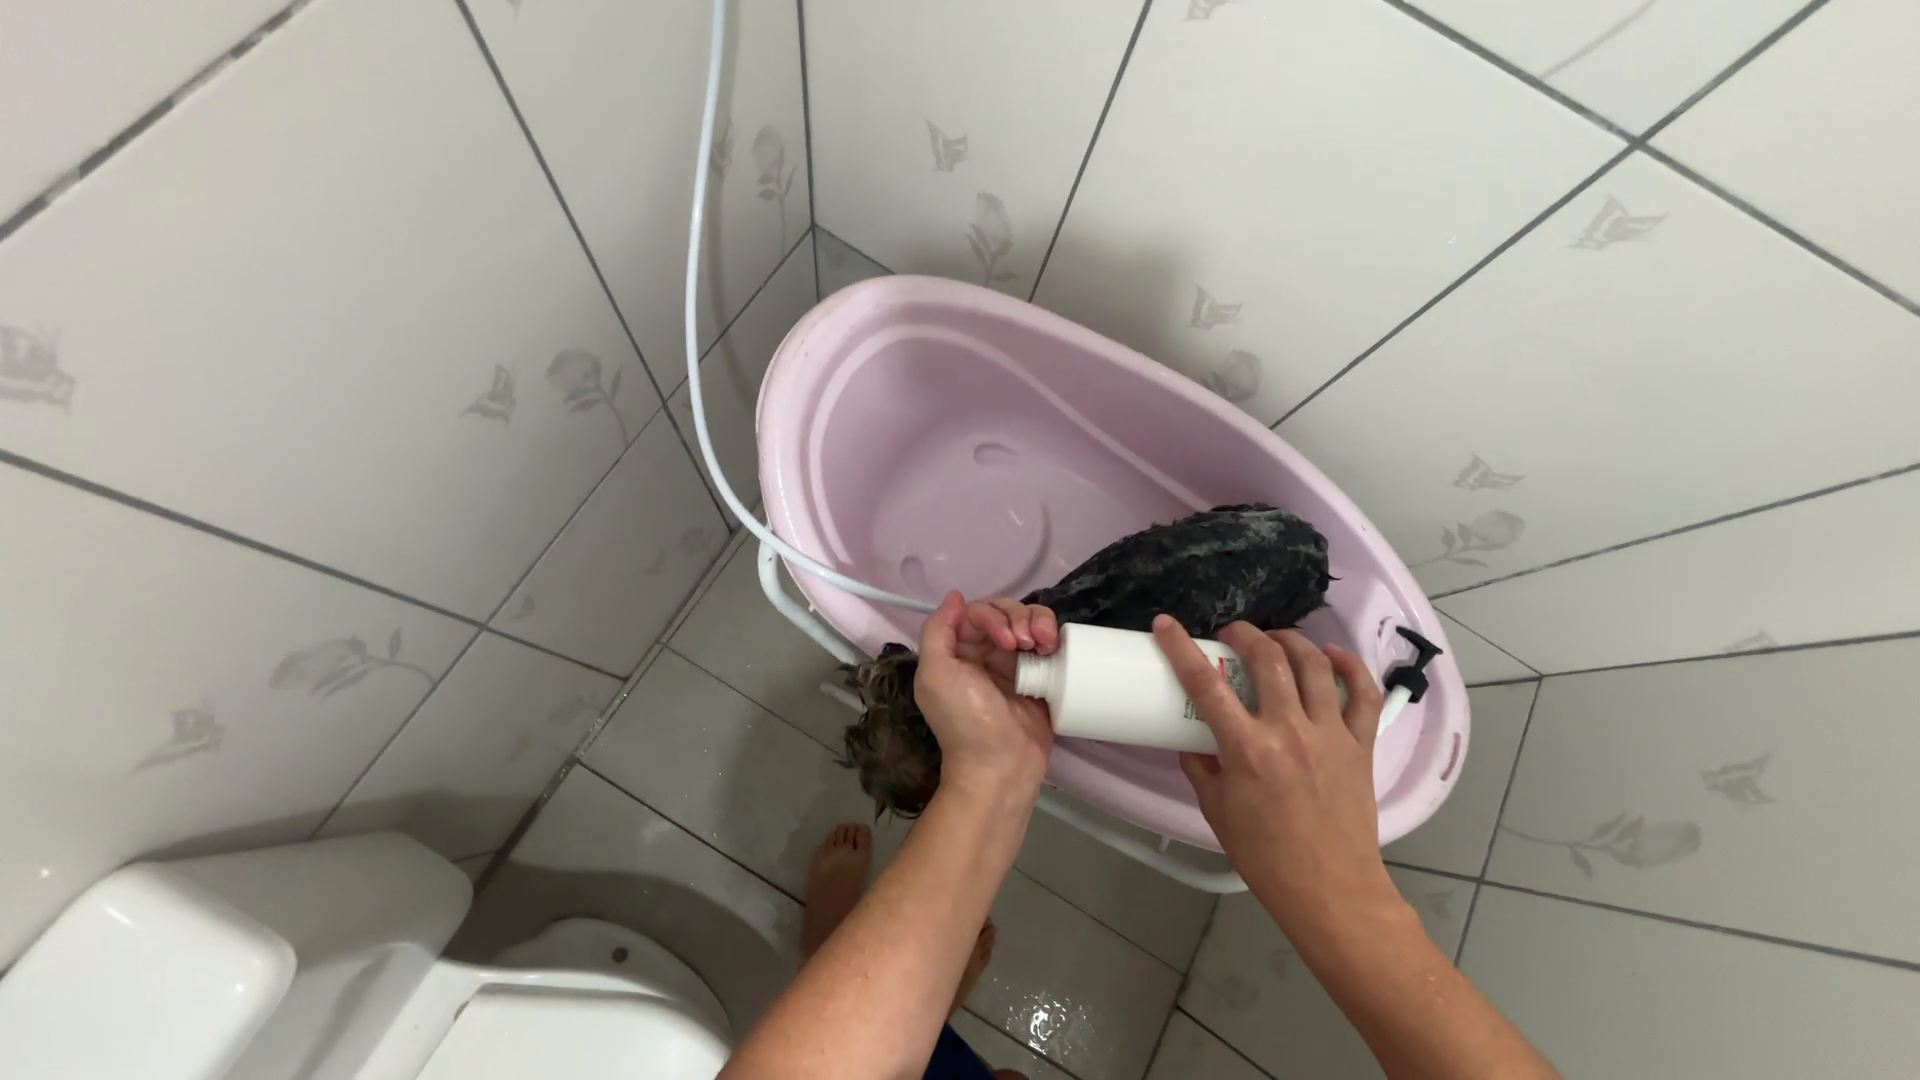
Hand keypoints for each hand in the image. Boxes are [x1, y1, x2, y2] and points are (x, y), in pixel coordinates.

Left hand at [914, 592, 1058, 801]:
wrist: (1000, 768)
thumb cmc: (965, 722)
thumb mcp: (936, 675)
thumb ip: (937, 631)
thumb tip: (955, 596)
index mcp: (958, 651)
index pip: (977, 612)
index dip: (993, 616)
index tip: (1006, 640)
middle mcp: (985, 654)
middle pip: (1006, 611)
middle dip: (1018, 617)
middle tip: (1025, 643)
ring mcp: (1015, 665)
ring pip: (1029, 622)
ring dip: (1039, 622)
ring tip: (1044, 644)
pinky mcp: (1041, 678)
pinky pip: (1048, 645)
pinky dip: (1053, 637)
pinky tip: (1054, 648)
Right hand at [1154, 617, 1396, 929]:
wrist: (1331, 890)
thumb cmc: (1265, 855)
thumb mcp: (1216, 809)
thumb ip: (1199, 766)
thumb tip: (1191, 739)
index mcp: (1248, 749)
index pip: (1206, 684)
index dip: (1181, 647)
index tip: (1166, 624)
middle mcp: (1290, 731)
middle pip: (1267, 659)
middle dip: (1244, 634)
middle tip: (1231, 634)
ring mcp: (1331, 735)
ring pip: (1314, 665)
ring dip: (1290, 641)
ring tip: (1274, 640)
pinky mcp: (1361, 746)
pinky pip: (1364, 695)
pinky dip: (1350, 667)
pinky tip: (1332, 656)